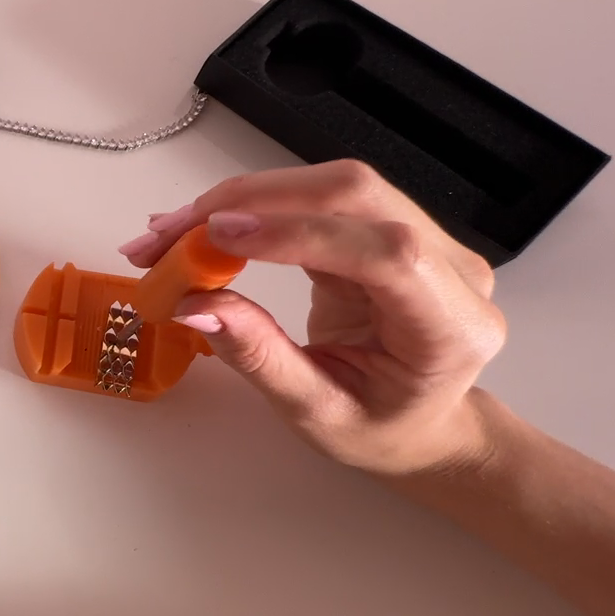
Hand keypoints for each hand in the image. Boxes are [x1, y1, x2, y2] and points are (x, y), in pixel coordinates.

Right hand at [118, 160, 505, 476]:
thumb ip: (258, 356)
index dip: (297, 233)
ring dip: (236, 200)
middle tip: (165, 235)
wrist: (421, 421)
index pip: (384, 252)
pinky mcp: (377, 229)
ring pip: (324, 186)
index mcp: (449, 325)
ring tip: (166, 233)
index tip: (215, 237)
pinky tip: (197, 225)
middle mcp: (448, 265)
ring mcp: (419, 238)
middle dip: (249, 202)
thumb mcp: (313, 413)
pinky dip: (245, 206)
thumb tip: (194, 304)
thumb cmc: (376, 428)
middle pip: (351, 194)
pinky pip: (309, 199)